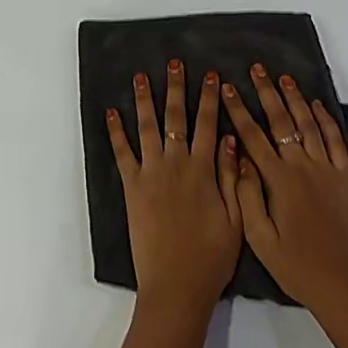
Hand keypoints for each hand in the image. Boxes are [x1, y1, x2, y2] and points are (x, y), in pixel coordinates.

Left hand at [107, 60, 242, 309]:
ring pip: (147, 127)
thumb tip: (230, 138)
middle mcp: (176, 164)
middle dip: (177, 88)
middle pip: (176, 117)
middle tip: (174, 63)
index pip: (208, 124)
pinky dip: (116, 132)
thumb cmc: (212, 256)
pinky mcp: (131, 187)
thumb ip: (231, 176)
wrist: (177, 284)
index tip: (213, 76)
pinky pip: (122, 153)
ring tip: (141, 76)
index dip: (211, 99)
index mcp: (203, 170)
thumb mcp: (236, 218)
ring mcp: (151, 174)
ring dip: (144, 99)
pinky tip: (111, 113)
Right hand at [222, 64, 347, 321]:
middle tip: (257, 70)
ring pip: (309, 125)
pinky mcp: (346, 180)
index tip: (227, 88)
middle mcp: (304, 168)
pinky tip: (317, 106)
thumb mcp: (259, 238)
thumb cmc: (296, 266)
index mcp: (279, 181)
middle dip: (267, 93)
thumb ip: (246, 195)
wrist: (344, 287)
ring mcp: (328, 171)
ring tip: (284, 79)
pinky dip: (326, 120)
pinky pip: (335, 142)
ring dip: (296, 100)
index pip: (253, 136)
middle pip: (282, 122)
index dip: (238, 110)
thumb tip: (238, 159)